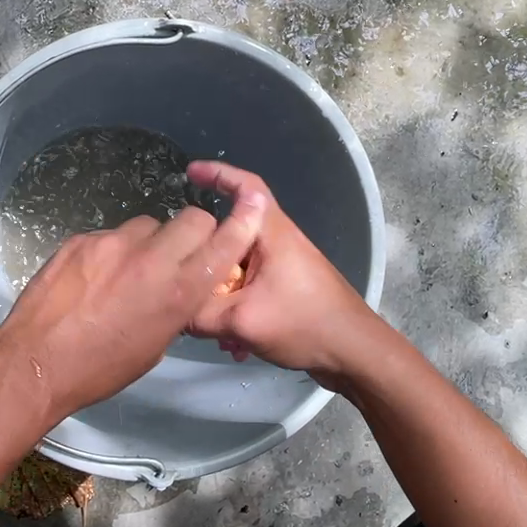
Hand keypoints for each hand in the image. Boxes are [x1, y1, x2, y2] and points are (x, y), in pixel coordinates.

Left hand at [0, 193, 265, 420]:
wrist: (36, 362)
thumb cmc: (101, 369)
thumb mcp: (155, 345)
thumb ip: (175, 305)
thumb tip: (180, 285)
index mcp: (177, 292)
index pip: (225, 243)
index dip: (241, 225)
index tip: (249, 212)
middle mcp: (151, 258)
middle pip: (192, 218)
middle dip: (192, 233)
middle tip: (174, 255)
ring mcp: (112, 243)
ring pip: (147, 225)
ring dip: (147, 242)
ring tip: (125, 272)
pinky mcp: (80, 239)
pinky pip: (109, 235)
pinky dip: (111, 251)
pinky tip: (92, 278)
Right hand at [184, 161, 380, 382]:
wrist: (354, 353)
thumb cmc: (305, 325)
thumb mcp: (242, 321)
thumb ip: (200, 313)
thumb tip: (172, 308)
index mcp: (271, 233)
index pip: (245, 188)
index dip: (218, 174)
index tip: (189, 172)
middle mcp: (278, 241)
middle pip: (230, 234)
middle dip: (205, 256)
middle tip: (180, 268)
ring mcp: (284, 265)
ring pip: (237, 267)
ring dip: (220, 292)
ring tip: (205, 319)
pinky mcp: (287, 288)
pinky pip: (249, 287)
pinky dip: (235, 307)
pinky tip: (231, 341)